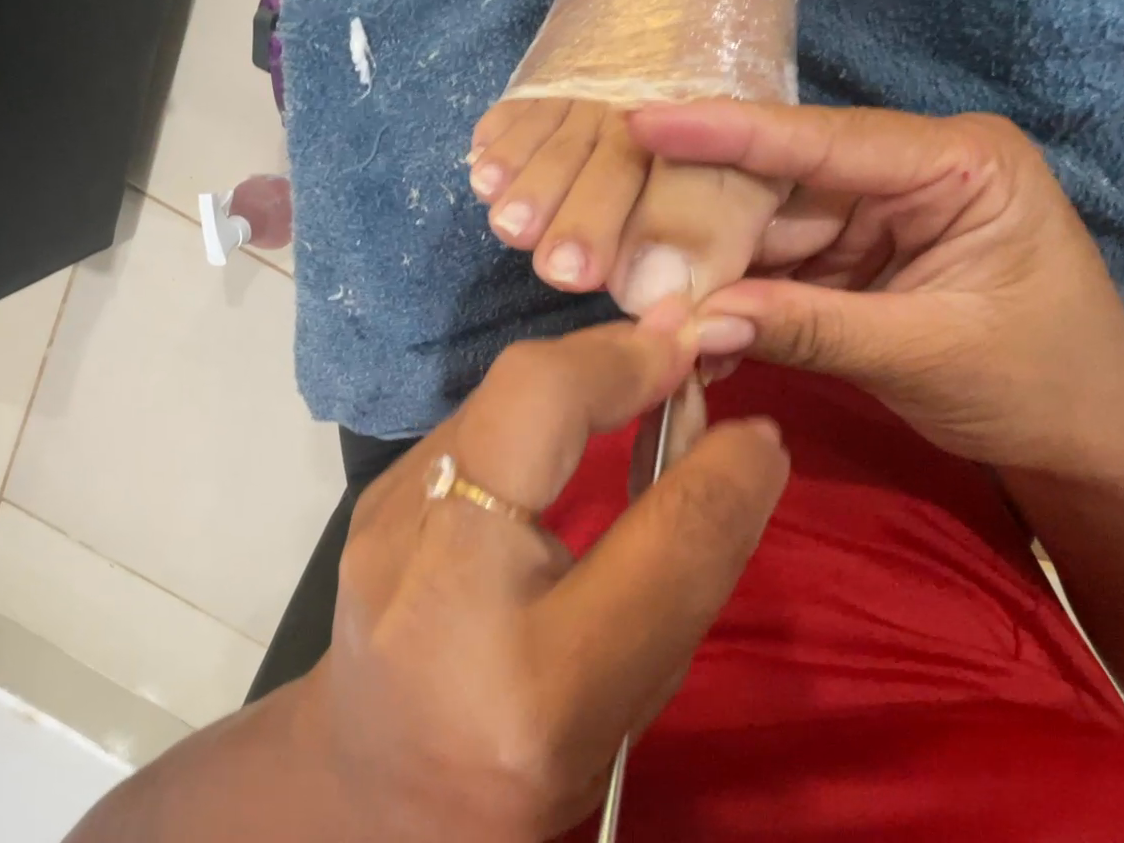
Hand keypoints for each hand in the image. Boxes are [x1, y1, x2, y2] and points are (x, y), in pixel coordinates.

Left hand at [306, 305, 789, 839]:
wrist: (378, 780)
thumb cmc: (524, 757)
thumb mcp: (627, 693)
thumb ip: (686, 571)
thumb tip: (743, 446)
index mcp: (540, 677)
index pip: (659, 544)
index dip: (720, 468)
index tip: (751, 413)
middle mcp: (441, 585)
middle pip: (533, 405)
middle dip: (620, 355)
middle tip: (683, 343)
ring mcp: (385, 526)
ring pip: (498, 395)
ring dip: (578, 368)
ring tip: (639, 368)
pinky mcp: (372, 499)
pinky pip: (474, 419)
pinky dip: (536, 400)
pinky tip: (571, 410)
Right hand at [634, 100, 1123, 476]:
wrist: (1084, 445)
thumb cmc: (1043, 383)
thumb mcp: (927, 352)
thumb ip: (809, 328)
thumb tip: (694, 324)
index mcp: (954, 165)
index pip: (824, 143)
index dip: (728, 134)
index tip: (643, 123)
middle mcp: (902, 177)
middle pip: (778, 187)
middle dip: (703, 220)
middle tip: (622, 245)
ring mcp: (868, 221)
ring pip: (763, 233)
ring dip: (708, 271)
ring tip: (644, 298)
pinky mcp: (845, 264)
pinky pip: (770, 275)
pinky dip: (732, 305)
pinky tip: (692, 332)